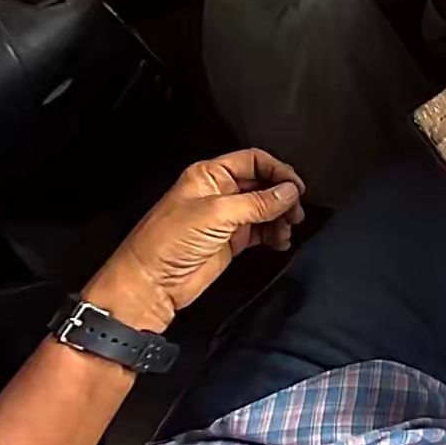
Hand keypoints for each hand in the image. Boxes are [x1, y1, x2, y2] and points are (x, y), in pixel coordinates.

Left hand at [83, 149, 305, 330]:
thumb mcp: (217, 214)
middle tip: (295, 212)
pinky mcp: (233, 239)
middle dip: (283, 197)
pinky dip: (275, 234)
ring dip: (281, 217)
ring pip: (267, 208)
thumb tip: (288, 192)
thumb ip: (257, 202)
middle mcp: (220, 192)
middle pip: (264, 184)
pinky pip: (262, 230)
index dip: (277, 171)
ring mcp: (227, 217)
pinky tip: (280, 241)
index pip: (253, 161)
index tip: (295, 187)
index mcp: (210, 175)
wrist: (151, 283)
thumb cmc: (166, 243)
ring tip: (287, 230)